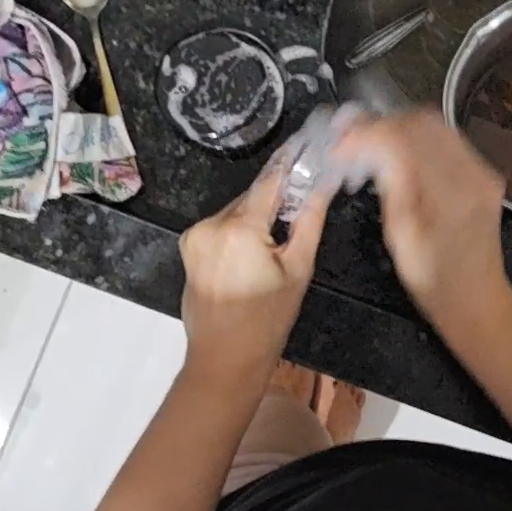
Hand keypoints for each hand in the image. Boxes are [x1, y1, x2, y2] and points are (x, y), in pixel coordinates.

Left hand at [178, 165, 329, 378]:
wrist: (225, 358)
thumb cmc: (268, 319)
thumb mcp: (298, 269)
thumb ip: (309, 221)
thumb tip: (323, 185)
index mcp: (240, 227)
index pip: (270, 182)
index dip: (290, 166)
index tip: (307, 152)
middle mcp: (212, 223)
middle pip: (251, 197)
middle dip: (274, 202)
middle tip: (300, 212)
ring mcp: (195, 234)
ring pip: (236, 211)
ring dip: (256, 217)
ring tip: (275, 245)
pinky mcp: (188, 246)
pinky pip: (220, 226)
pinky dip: (238, 231)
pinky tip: (251, 255)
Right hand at [333, 110, 511, 332]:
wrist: (479, 300)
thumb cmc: (434, 282)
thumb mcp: (400, 239)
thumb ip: (390, 187)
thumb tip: (369, 151)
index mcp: (451, 193)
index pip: (404, 139)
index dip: (367, 134)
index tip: (341, 145)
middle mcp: (473, 174)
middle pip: (422, 123)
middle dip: (381, 125)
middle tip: (349, 140)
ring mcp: (482, 172)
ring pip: (435, 127)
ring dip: (397, 130)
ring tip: (368, 147)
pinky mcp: (482, 174)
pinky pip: (446, 142)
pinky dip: (416, 141)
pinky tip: (396, 158)